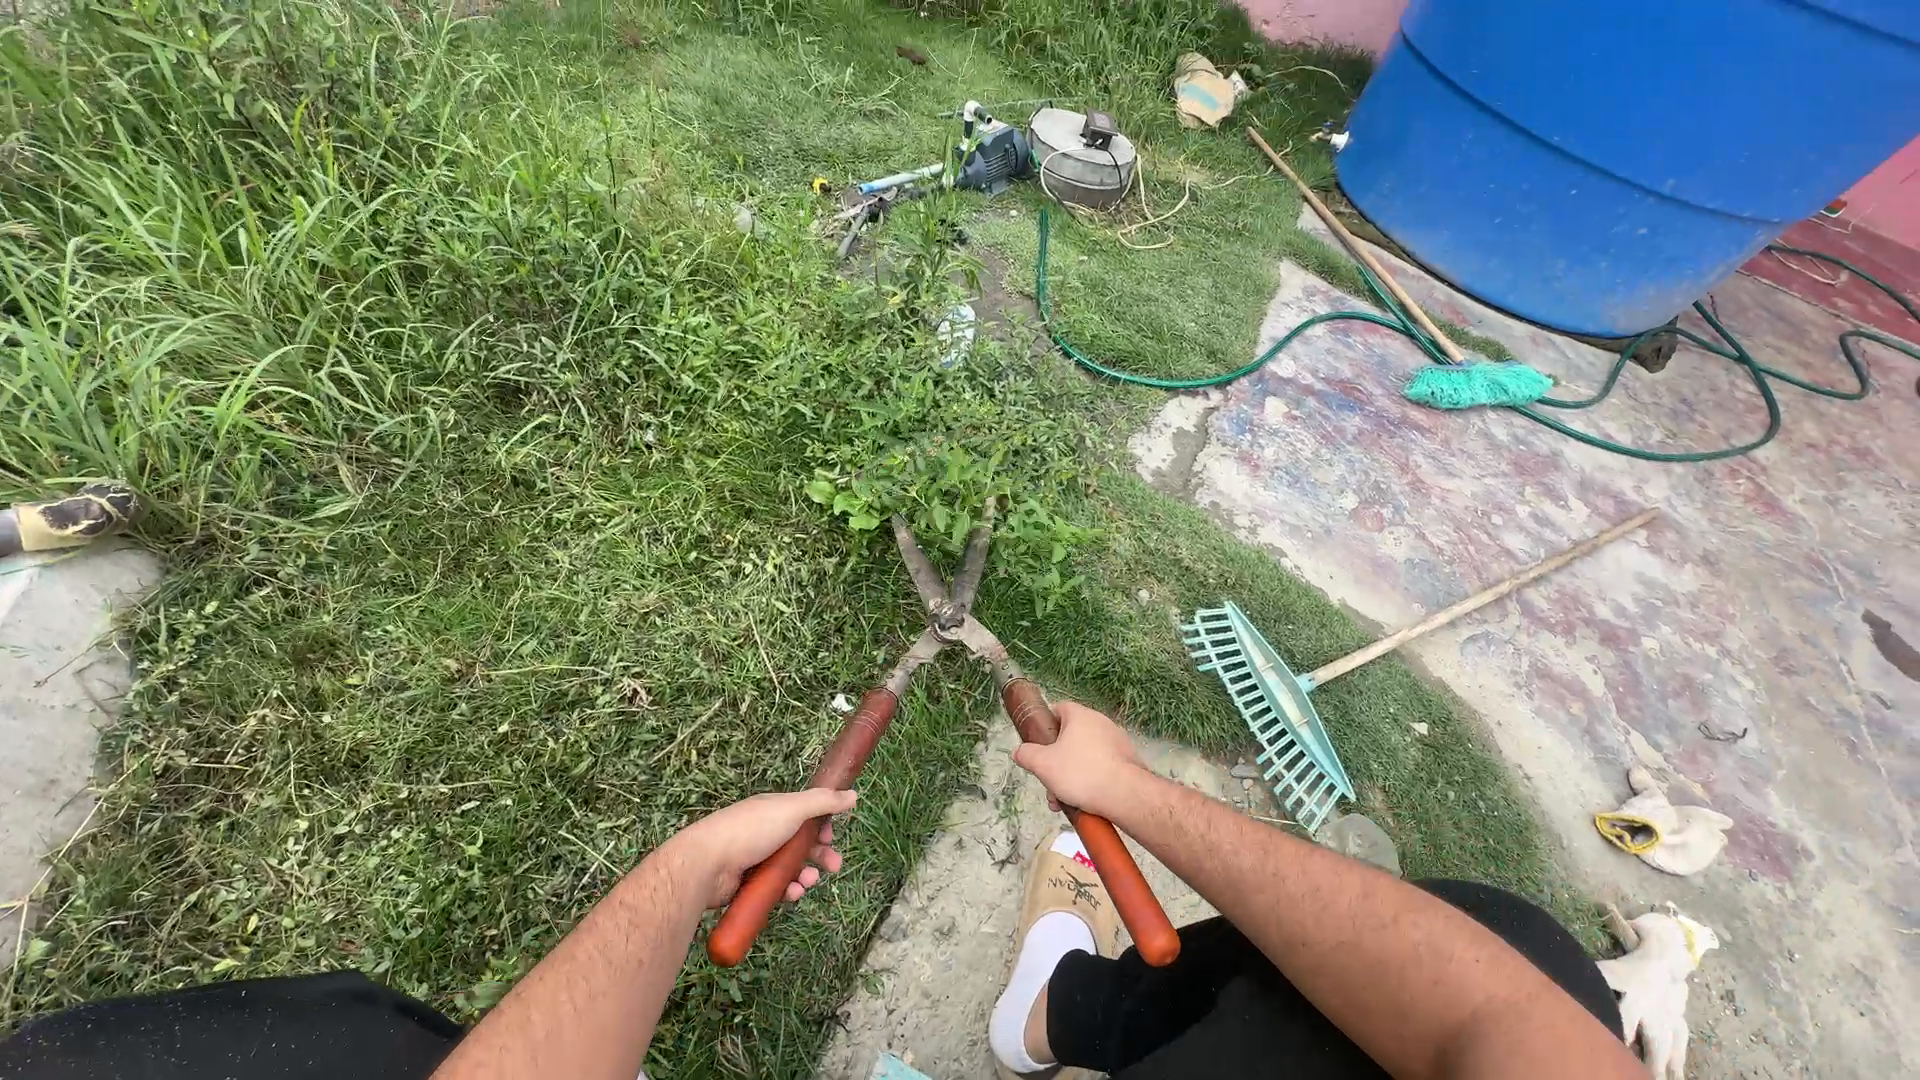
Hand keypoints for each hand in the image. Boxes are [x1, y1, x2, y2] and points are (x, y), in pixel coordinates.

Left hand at [663, 788, 855, 908]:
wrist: (707, 863)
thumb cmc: (751, 829)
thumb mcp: (792, 808)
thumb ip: (824, 801)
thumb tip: (853, 795)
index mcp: (774, 811)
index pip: (805, 816)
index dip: (821, 827)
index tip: (830, 838)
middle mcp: (765, 832)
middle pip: (800, 844)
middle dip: (820, 855)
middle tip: (834, 867)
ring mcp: (755, 859)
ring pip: (789, 868)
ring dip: (804, 876)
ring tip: (807, 883)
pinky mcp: (747, 884)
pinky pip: (774, 888)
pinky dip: (786, 891)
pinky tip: (792, 894)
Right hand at [1010, 701, 1150, 820]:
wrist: (1125, 795)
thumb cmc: (1080, 773)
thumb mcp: (1043, 765)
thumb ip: (1026, 755)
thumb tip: (1019, 751)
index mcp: (1080, 716)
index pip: (1058, 709)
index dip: (1045, 725)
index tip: (1039, 745)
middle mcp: (1101, 723)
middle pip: (1070, 737)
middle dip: (1056, 762)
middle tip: (1049, 783)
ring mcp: (1117, 741)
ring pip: (1085, 756)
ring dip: (1071, 776)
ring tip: (1064, 801)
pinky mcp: (1128, 761)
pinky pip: (1102, 766)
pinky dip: (1091, 780)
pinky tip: (1084, 802)